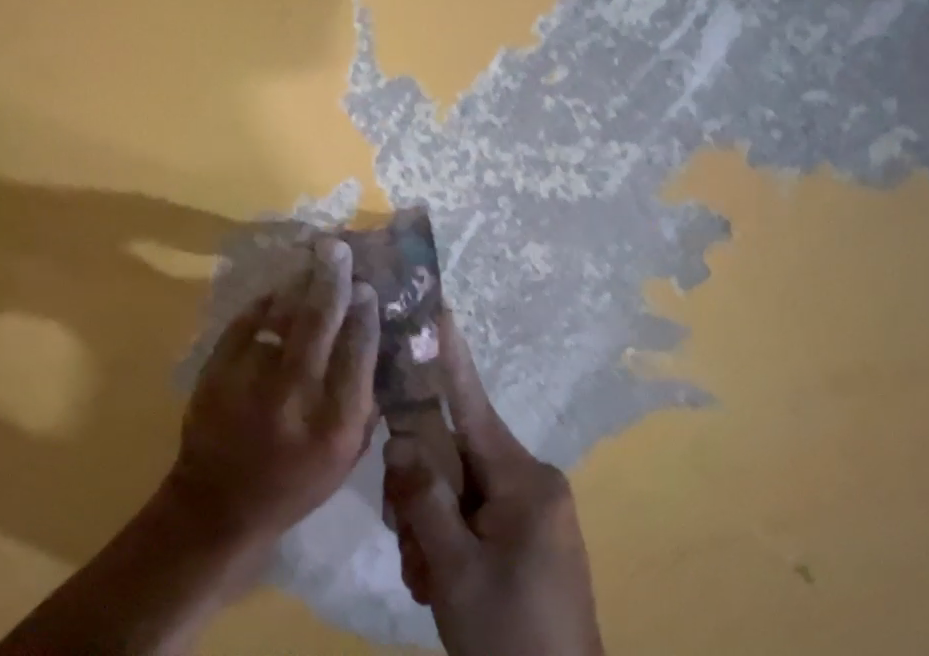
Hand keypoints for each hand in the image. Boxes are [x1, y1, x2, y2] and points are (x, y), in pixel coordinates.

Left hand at [168, 237, 380, 541]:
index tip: (369, 288)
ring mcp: (251, 379)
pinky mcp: (218, 369)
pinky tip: (278, 290)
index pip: (358, 354)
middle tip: (340, 249)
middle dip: (333, 281)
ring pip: (280, 315)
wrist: (218, 501)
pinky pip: (246, 323)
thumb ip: (362, 406)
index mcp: (335, 424)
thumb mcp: (343, 460)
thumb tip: (372, 346)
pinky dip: (264, 303)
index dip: (365, 315)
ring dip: (298, 283)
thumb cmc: (293, 484)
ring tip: (313, 258)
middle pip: (319, 323)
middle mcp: (295, 396)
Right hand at [384, 310, 603, 655]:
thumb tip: (399, 439)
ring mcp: (528, 512)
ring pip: (452, 489)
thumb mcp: (454, 566)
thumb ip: (422, 495)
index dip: (447, 354)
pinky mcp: (522, 537)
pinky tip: (437, 581)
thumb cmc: (509, 631)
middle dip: (419, 493)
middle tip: (410, 544)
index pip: (470, 402)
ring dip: (427, 527)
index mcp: (523, 479)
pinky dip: (443, 543)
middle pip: (451, 454)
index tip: (433, 305)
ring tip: (428, 577)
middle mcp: (529, 483)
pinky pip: (467, 515)